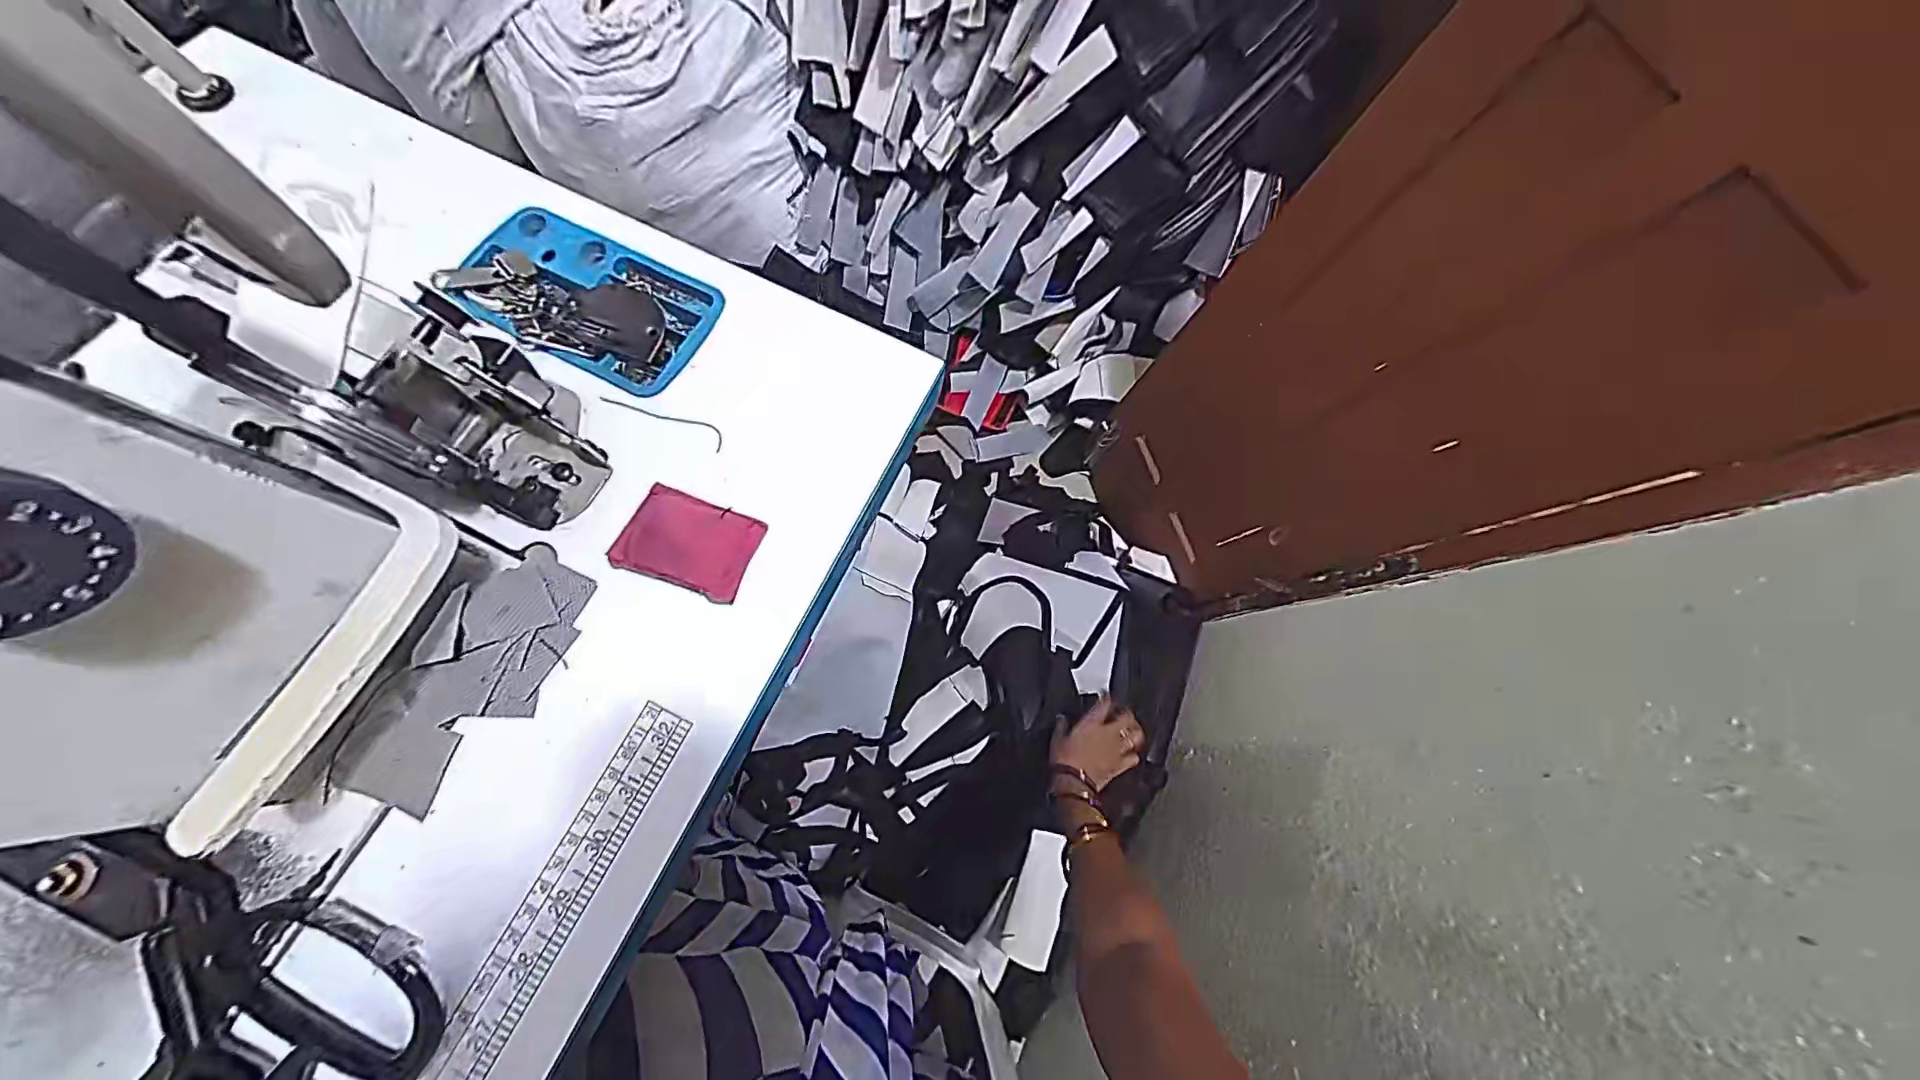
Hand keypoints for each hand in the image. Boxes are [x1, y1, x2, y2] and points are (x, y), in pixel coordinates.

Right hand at [1052, 696, 1144, 793]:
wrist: (1073, 782)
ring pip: (1135, 736)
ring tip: (1134, 730)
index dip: (1108, 698)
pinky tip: (1132, 754)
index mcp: (1092, 723)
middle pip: (1127, 718)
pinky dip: (1134, 755)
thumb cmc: (1065, 760)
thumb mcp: (1058, 738)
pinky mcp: (1120, 765)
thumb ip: (1061, 726)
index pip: (1105, 704)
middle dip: (1128, 714)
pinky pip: (1134, 758)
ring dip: (1136, 732)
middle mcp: (1108, 733)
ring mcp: (1116, 749)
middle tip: (1125, 713)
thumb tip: (1061, 719)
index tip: (1107, 697)